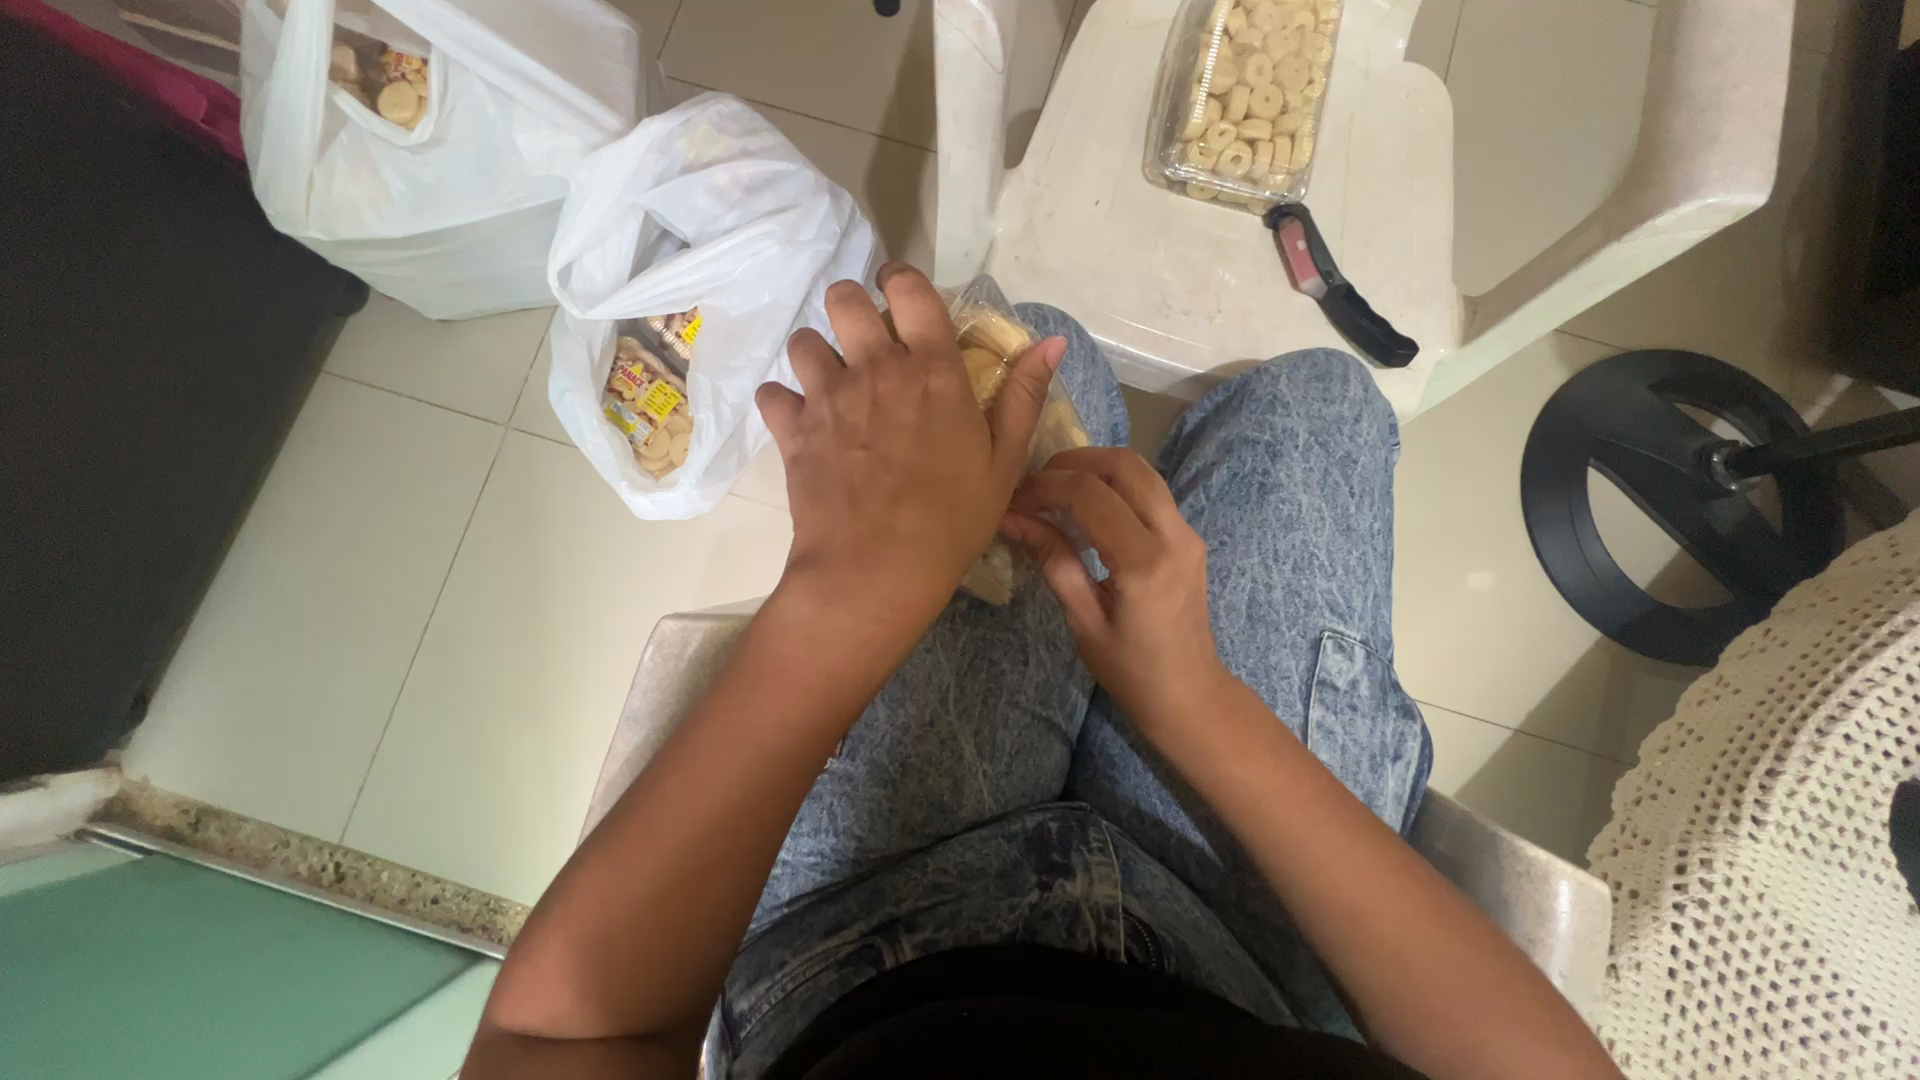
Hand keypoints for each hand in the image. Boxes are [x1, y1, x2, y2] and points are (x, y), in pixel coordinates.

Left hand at [757, 263, 1066, 620]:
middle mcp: (875, 369)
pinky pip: (772, 393)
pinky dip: (783, 401)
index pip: (910, 289)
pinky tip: (800, 420)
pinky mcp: (793, 430)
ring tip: (832, 381)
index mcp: (932, 370)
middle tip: (864, 338)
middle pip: (844, 298)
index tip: (900, 294)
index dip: (901, 279)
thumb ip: (1023, 397)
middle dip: (852, 306)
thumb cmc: (951, 520)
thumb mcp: (1004, 463)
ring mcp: (828, 397)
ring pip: (804, 340)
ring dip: (817, 352)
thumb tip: (1052, 342)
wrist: (877, 569)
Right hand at [1002, 447, 1235, 732]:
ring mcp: (1188, 532)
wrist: (1190, 694)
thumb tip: (1011, 518)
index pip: (1090, 495)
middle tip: (1036, 483)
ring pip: (1142, 471)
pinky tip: (1087, 509)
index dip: (1046, 487)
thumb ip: (1053, 560)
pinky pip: (1151, 492)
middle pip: (1123, 465)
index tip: (1015, 499)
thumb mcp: (1083, 620)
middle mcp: (1174, 536)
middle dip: (1073, 462)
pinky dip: (1115, 486)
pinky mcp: (1189, 536)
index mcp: (1143, 563)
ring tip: (1057, 489)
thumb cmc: (1130, 670)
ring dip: (1095, 467)